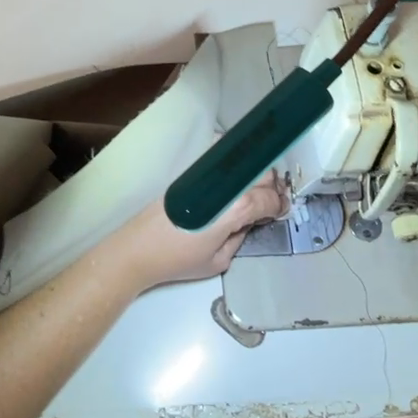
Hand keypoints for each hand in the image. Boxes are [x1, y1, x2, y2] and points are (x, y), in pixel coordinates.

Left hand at [101, 174, 286, 293]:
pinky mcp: (189, 169)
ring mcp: (206, 172)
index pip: (268, 199)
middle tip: (269, 201)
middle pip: (260, 174)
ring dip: (253, 173)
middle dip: (270, 186)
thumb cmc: (179, 260)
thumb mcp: (218, 260)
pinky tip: (232, 176)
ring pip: (242, 162)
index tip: (279, 212)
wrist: (138, 248)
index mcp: (235, 208)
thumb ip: (239, 239)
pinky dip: (231, 161)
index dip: (278, 206)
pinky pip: (218, 156)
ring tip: (252, 190)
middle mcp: (225, 184)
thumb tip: (247, 224)